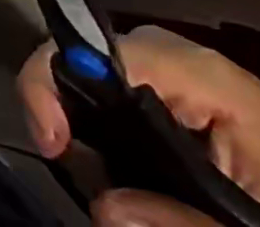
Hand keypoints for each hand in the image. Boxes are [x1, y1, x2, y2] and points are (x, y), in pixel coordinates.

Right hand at [18, 27, 259, 226]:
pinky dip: (110, 131)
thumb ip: (186, 222)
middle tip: (66, 160)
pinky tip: (126, 174)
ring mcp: (194, 84)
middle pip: (94, 56)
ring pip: (105, 78)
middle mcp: (192, 65)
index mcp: (209, 79)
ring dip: (86, 120)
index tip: (49, 144)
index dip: (56, 81)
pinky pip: (128, 99)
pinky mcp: (197, 107)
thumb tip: (103, 206)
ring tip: (97, 174)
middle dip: (66, 101)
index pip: (101, 51)